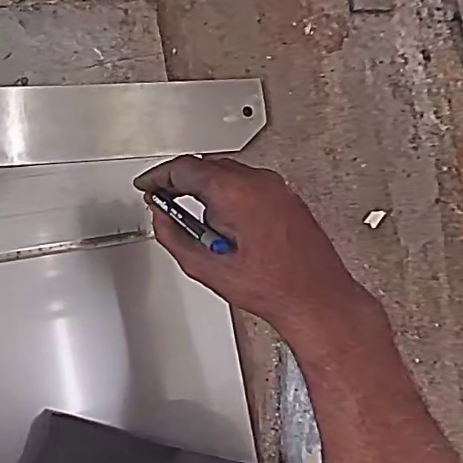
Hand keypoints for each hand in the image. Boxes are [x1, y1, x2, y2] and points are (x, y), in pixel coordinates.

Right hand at [134, 156, 378, 338]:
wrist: (315, 297)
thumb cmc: (273, 285)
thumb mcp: (205, 266)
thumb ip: (173, 236)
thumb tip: (161, 218)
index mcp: (235, 192)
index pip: (184, 168)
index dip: (158, 176)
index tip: (147, 185)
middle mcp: (258, 182)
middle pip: (206, 165)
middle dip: (180, 181)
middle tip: (162, 198)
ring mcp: (276, 186)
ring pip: (227, 173)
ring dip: (204, 189)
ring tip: (194, 218)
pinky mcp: (286, 196)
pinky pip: (247, 184)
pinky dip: (227, 194)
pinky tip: (222, 221)